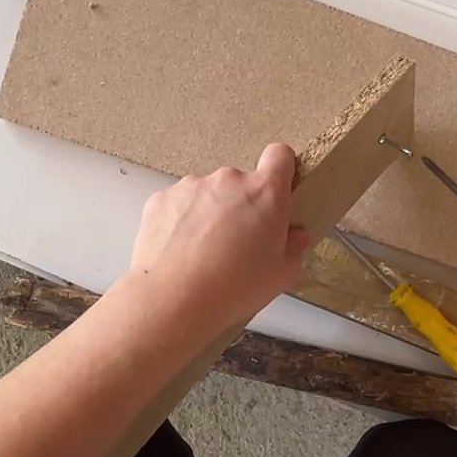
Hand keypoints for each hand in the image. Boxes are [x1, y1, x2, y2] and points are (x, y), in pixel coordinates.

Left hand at [128, 143, 311, 332]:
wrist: (173, 300)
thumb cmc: (233, 288)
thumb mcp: (281, 276)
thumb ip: (293, 248)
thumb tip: (294, 236)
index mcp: (266, 194)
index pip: (280, 156)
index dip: (280, 171)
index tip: (276, 194)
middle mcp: (229, 180)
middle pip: (241, 183)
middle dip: (242, 207)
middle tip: (238, 245)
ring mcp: (192, 186)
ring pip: (208, 194)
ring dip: (210, 214)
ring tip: (204, 254)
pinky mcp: (162, 198)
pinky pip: (179, 204)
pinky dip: (181, 222)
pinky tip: (181, 253)